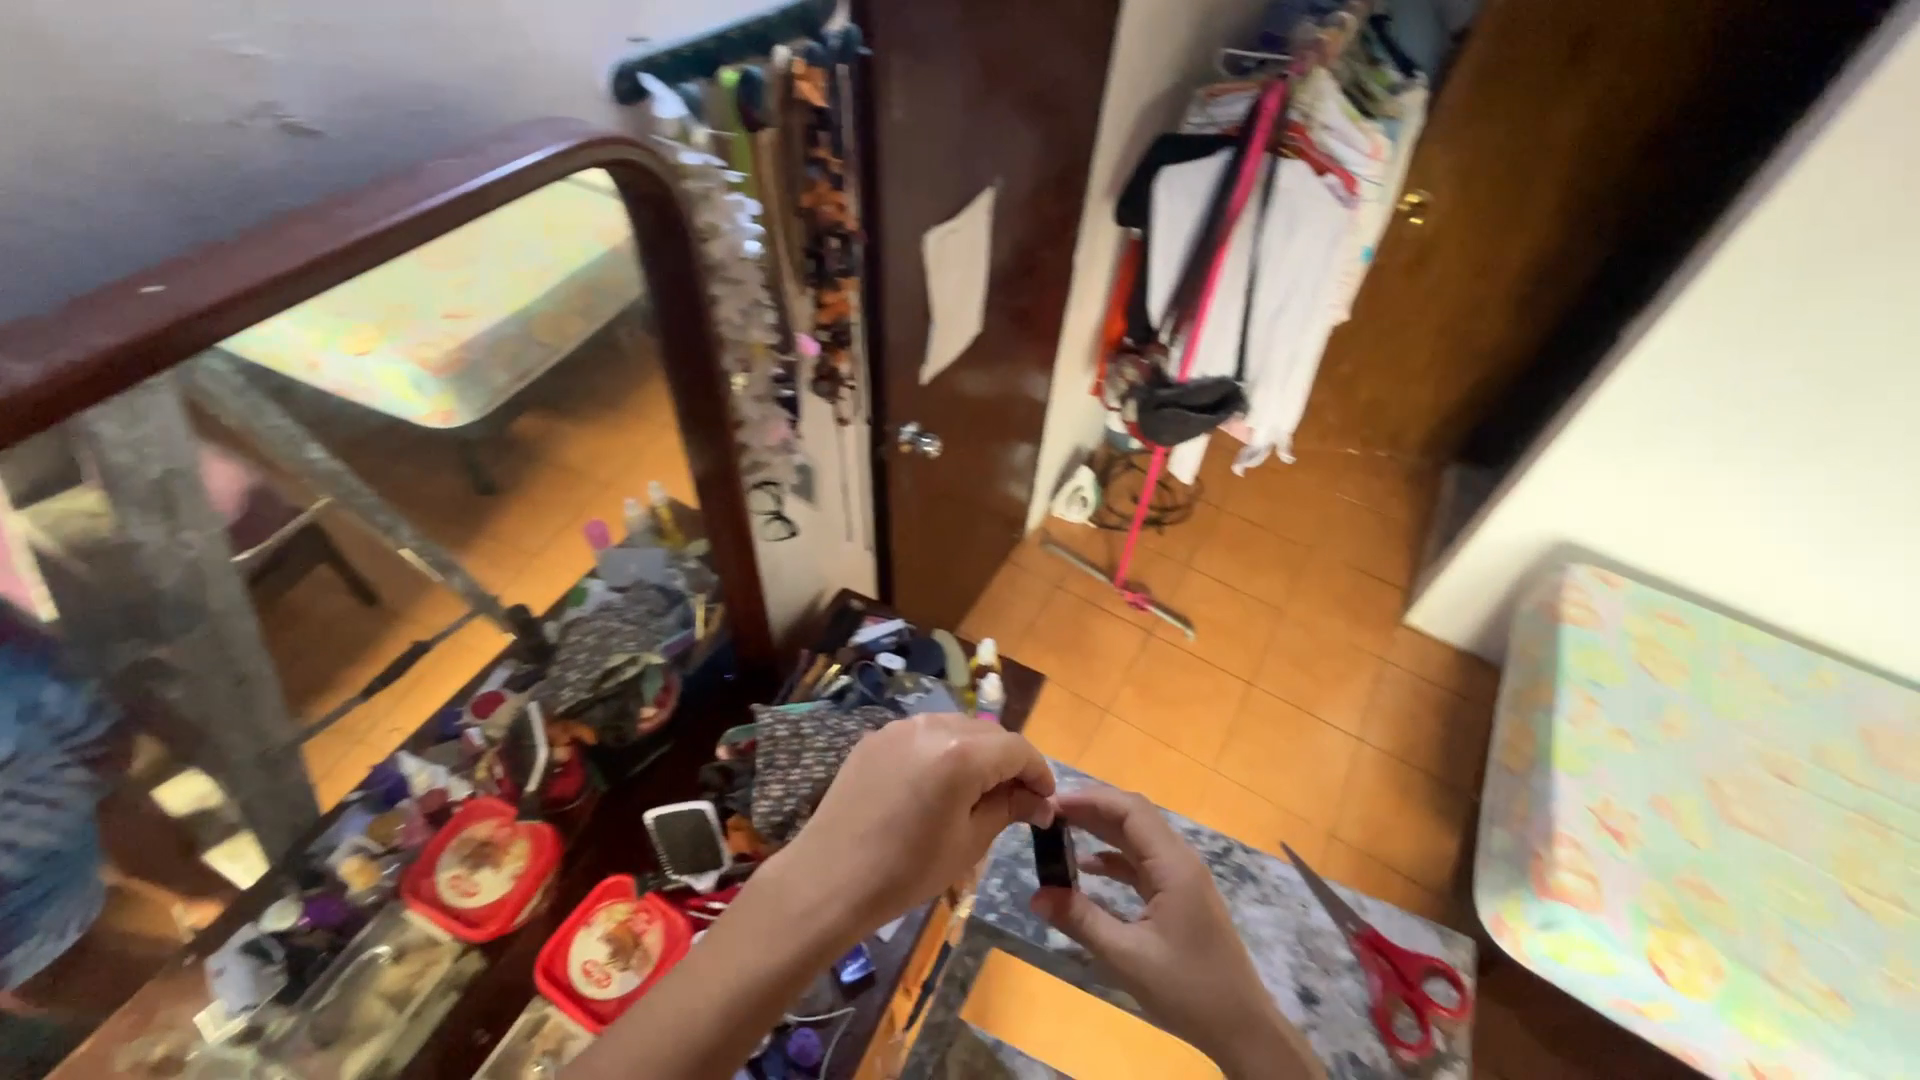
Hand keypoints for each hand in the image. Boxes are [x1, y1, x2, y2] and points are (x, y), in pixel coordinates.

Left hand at [777, 712, 1055, 937]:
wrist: (829, 878)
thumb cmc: (906, 870)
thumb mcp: (968, 843)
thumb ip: (1008, 809)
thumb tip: (1040, 802)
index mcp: (961, 753)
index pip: (1017, 748)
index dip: (1038, 772)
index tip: (1045, 801)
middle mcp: (932, 726)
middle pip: (987, 733)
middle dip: (1008, 761)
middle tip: (1015, 800)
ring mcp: (899, 728)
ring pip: (955, 729)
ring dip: (975, 753)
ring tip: (976, 793)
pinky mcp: (875, 738)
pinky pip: (922, 736)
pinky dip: (941, 752)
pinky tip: (936, 787)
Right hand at [1029, 788, 1322, 1079]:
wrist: (1242, 1027)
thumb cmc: (1188, 989)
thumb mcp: (1126, 956)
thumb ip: (1081, 920)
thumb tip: (1036, 895)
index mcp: (1173, 866)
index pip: (1130, 810)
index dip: (1091, 799)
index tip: (1053, 803)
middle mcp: (1180, 861)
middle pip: (1134, 816)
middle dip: (1092, 808)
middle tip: (1050, 812)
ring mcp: (1182, 879)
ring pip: (1138, 838)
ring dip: (1102, 830)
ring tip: (1061, 830)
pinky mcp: (1180, 896)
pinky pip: (1143, 862)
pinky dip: (1114, 857)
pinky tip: (1086, 868)